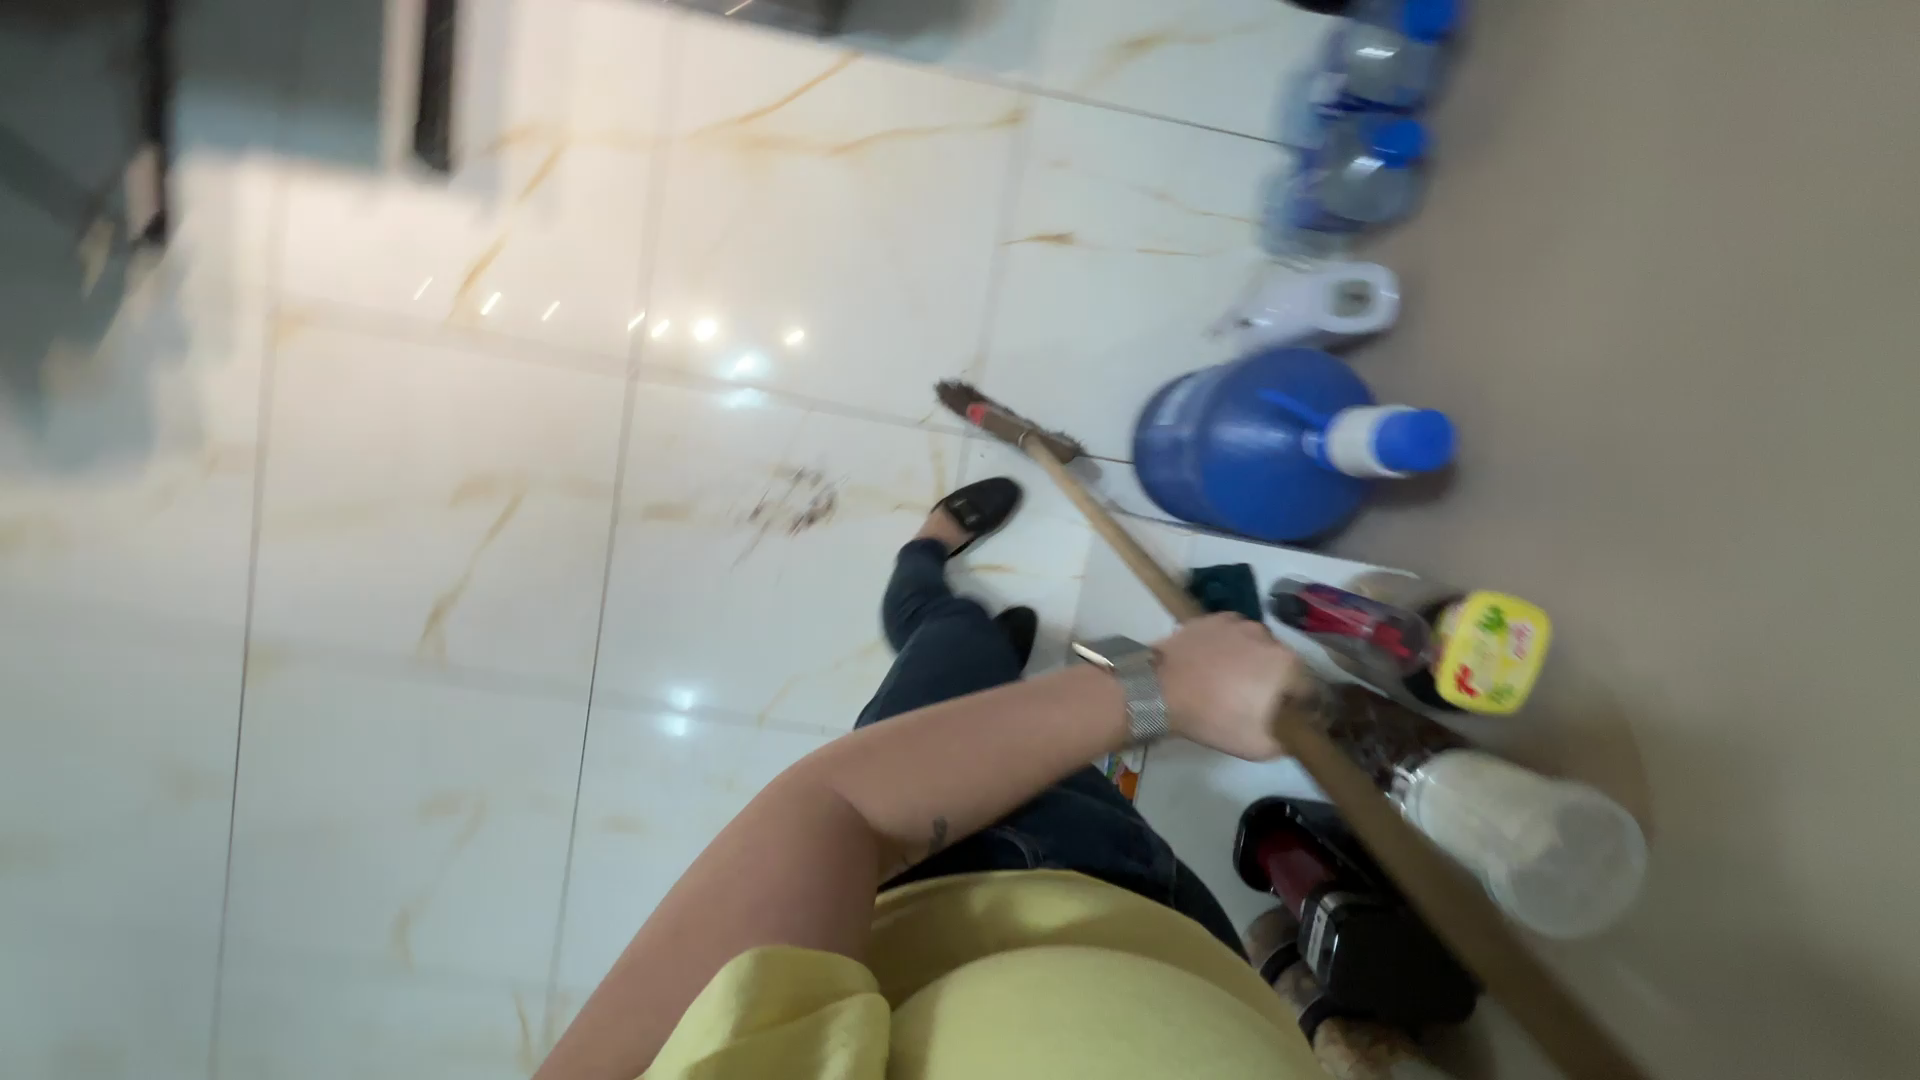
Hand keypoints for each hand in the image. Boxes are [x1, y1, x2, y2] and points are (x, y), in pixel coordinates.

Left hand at [1155, 614, 1318, 761]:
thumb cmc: (1213, 717)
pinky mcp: (1210, 618)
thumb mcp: (1258, 746)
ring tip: (1228, 680)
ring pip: (1255, 645)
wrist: (1159, 688)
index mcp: (1287, 664)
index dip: (1299, 707)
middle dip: (1273, 682)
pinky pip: (1229, 634)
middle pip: (1281, 664)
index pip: (1308, 689)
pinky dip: (1227, 646)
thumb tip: (1293, 735)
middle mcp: (1267, 635)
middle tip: (1252, 701)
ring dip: (1250, 660)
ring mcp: (1237, 622)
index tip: (1284, 719)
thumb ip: (1286, 741)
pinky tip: (1212, 662)